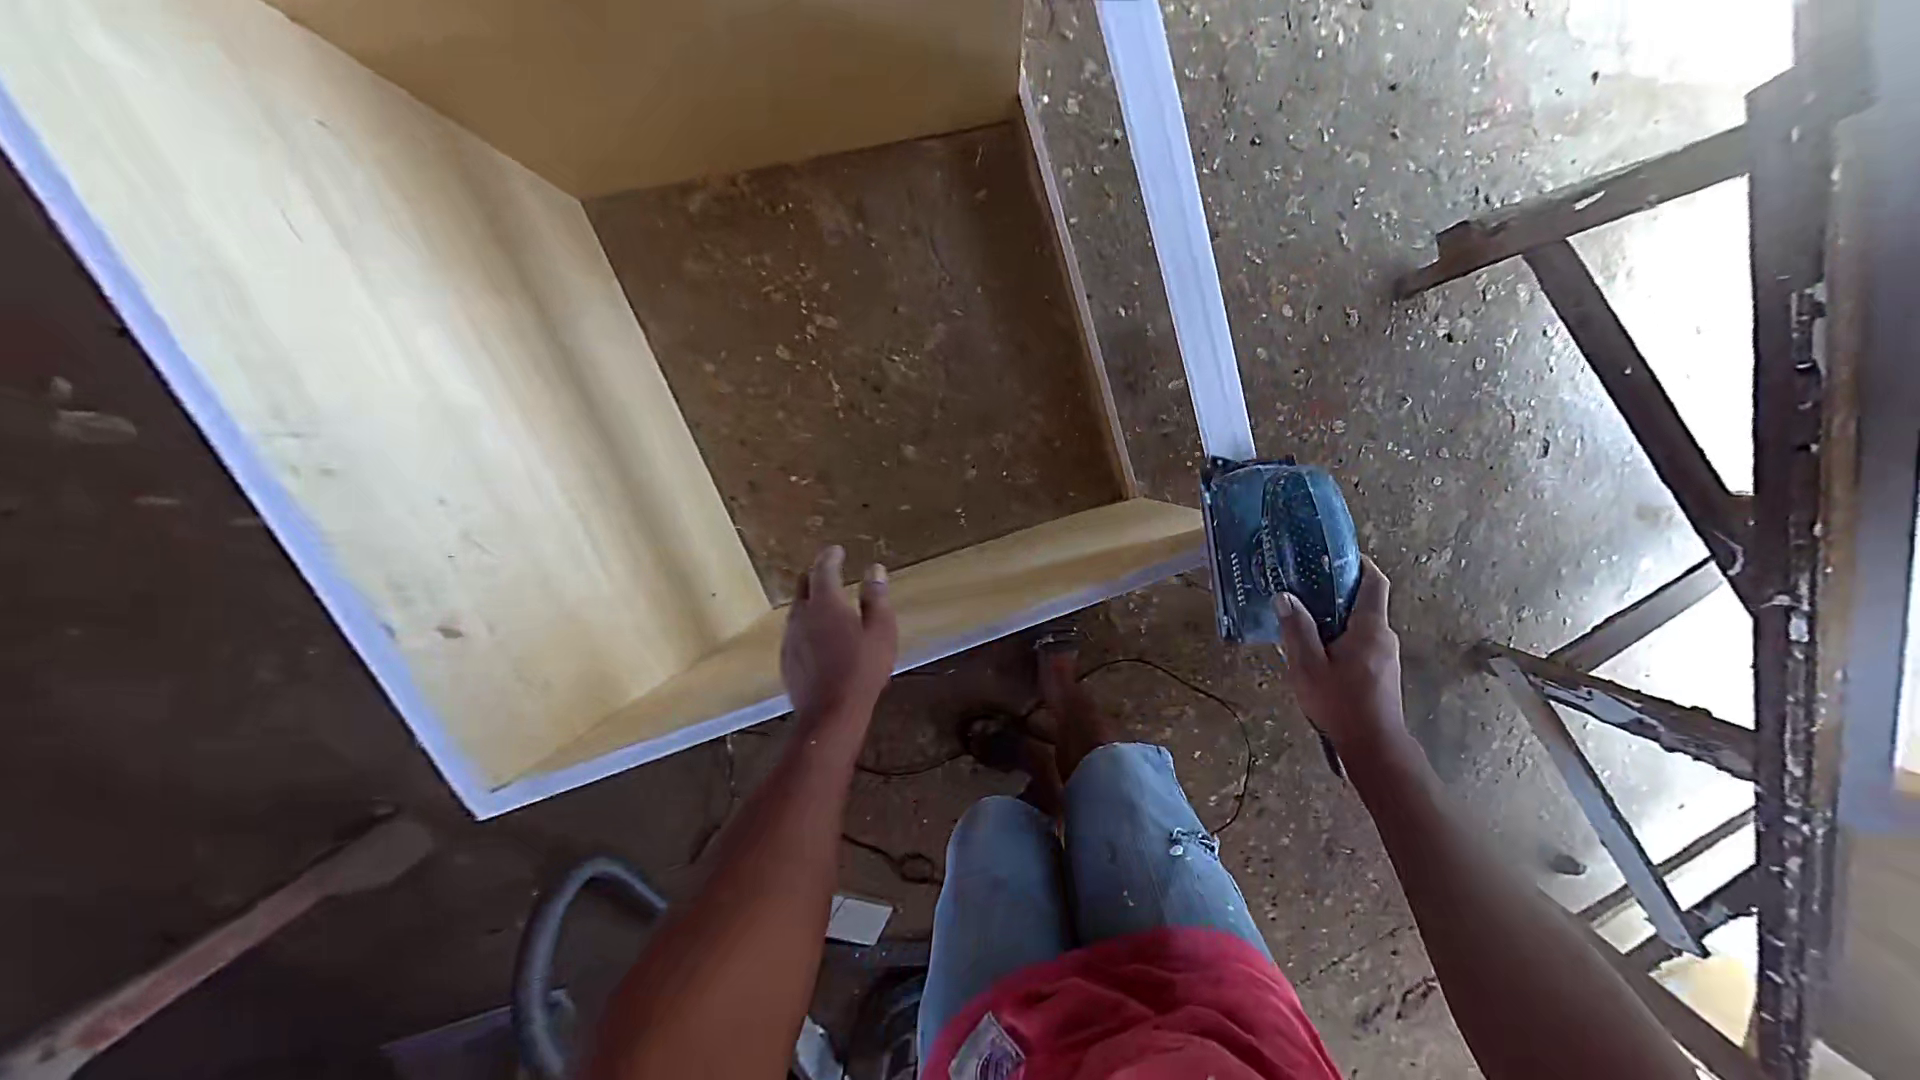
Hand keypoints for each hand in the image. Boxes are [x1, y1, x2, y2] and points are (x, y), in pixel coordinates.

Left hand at [781, 546, 897, 722]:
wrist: (831, 712)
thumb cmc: (862, 669)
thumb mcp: (881, 631)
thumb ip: (876, 597)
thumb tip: (875, 569)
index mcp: (825, 603)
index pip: (823, 569)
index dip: (830, 557)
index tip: (837, 550)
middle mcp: (801, 615)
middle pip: (803, 584)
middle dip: (816, 574)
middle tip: (830, 571)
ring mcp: (790, 637)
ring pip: (797, 608)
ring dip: (810, 600)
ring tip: (826, 602)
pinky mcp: (787, 658)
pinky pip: (795, 630)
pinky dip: (807, 623)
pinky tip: (819, 635)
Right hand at [1275, 556, 1406, 754]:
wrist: (1373, 745)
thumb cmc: (1340, 703)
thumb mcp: (1308, 666)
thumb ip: (1297, 629)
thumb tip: (1285, 596)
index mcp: (1370, 629)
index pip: (1374, 583)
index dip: (1360, 564)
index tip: (1336, 554)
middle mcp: (1384, 637)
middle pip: (1365, 602)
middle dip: (1337, 589)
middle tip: (1304, 582)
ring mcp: (1385, 655)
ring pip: (1360, 623)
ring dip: (1335, 614)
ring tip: (1302, 613)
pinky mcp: (1380, 669)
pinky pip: (1360, 639)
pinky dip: (1339, 633)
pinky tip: (1315, 644)